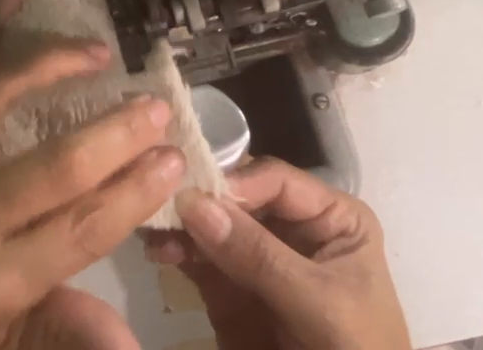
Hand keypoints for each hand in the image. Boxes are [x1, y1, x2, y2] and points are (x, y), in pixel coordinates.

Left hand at [0, 0, 183, 349]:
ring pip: (0, 90)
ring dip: (54, 60)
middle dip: (118, 131)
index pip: (84, 226)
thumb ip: (56, 330)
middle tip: (157, 104)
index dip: (135, 190)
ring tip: (96, 48)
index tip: (174, 159)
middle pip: (59, 161)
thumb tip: (131, 334)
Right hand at [144, 159, 408, 349]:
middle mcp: (289, 225)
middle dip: (198, 196)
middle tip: (159, 198)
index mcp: (330, 216)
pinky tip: (156, 251)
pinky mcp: (229, 285)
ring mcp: (255, 255)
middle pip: (234, 193)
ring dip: (180, 222)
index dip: (235, 182)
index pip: (275, 179)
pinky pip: (197, 255)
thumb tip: (194, 203)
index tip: (195, 193)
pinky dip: (174, 249)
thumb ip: (259, 255)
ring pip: (209, 221)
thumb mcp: (319, 304)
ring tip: (152, 230)